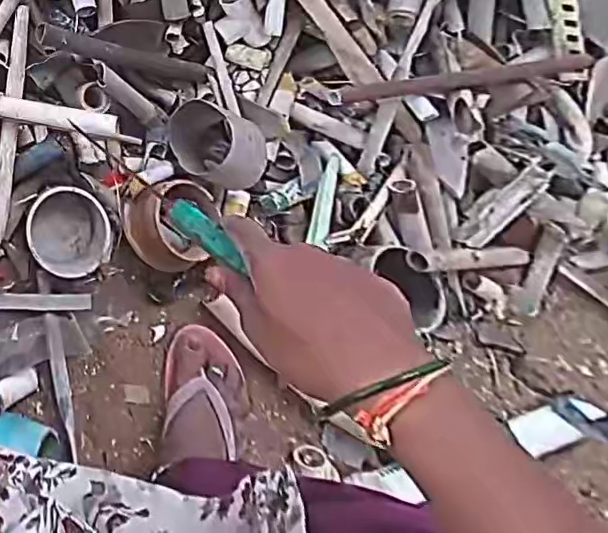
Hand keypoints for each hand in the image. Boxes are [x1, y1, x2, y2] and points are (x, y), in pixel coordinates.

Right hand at [206, 216, 431, 402]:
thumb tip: (222, 275)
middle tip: (269, 305)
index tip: (219, 240)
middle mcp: (305, 254)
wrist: (389, 379)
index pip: (238, 228)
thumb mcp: (259, 332)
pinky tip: (344, 330)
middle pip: (277, 253)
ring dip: (307, 287)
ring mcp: (342, 265)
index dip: (225, 234)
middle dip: (271, 273)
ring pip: (313, 268)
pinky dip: (342, 299)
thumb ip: (237, 295)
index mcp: (270, 261)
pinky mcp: (373, 282)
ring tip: (312, 328)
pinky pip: (347, 283)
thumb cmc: (320, 359)